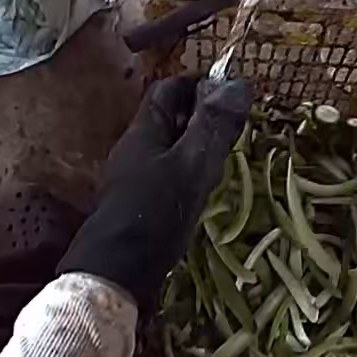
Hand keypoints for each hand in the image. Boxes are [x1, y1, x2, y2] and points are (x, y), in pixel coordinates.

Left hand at [59, 76, 252, 312]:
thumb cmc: (153, 214)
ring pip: (173, 146)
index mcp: (145, 131)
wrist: (115, 274)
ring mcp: (137, 176)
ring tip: (228, 153)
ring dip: (200, 144)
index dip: (201, 83)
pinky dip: (192, 170)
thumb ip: (214, 126)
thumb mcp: (192, 165)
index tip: (234, 92)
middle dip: (204, 114)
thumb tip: (240, 82)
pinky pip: (171, 172)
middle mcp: (138, 148)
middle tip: (238, 124)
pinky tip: (207, 186)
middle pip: (172, 117)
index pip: (171, 89)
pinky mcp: (142, 202)